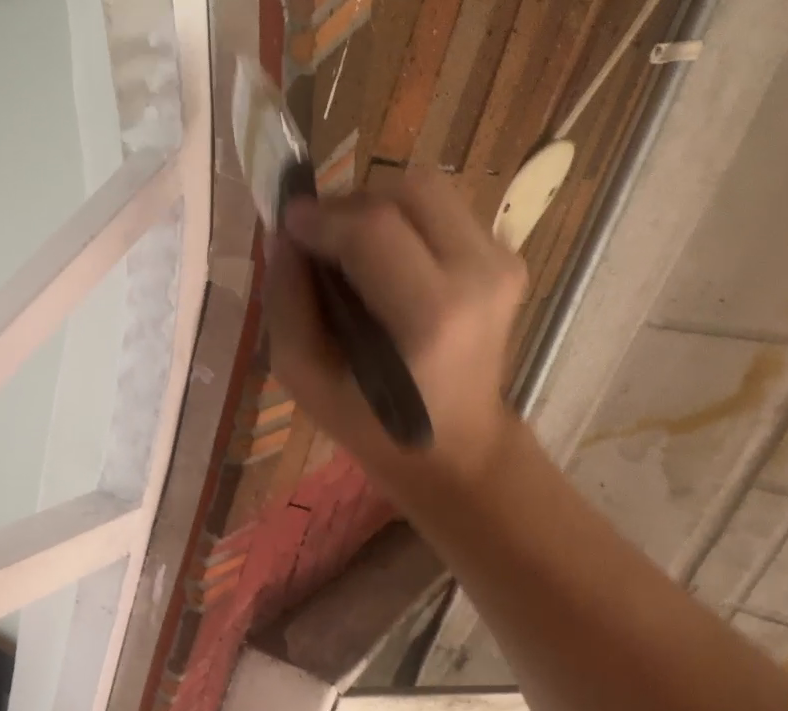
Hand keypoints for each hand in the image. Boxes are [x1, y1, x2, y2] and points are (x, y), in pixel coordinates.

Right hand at [265, 169, 530, 498]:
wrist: (453, 443)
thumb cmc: (367, 421)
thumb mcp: (302, 375)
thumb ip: (287, 304)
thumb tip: (282, 240)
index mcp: (430, 314)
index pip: (374, 228)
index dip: (321, 216)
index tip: (284, 224)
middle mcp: (478, 274)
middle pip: (411, 189)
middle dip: (350, 201)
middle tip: (314, 236)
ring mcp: (501, 260)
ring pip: (430, 191)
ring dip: (374, 208)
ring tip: (341, 249)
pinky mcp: (505, 256)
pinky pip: (442, 213)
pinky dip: (398, 223)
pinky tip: (375, 263)